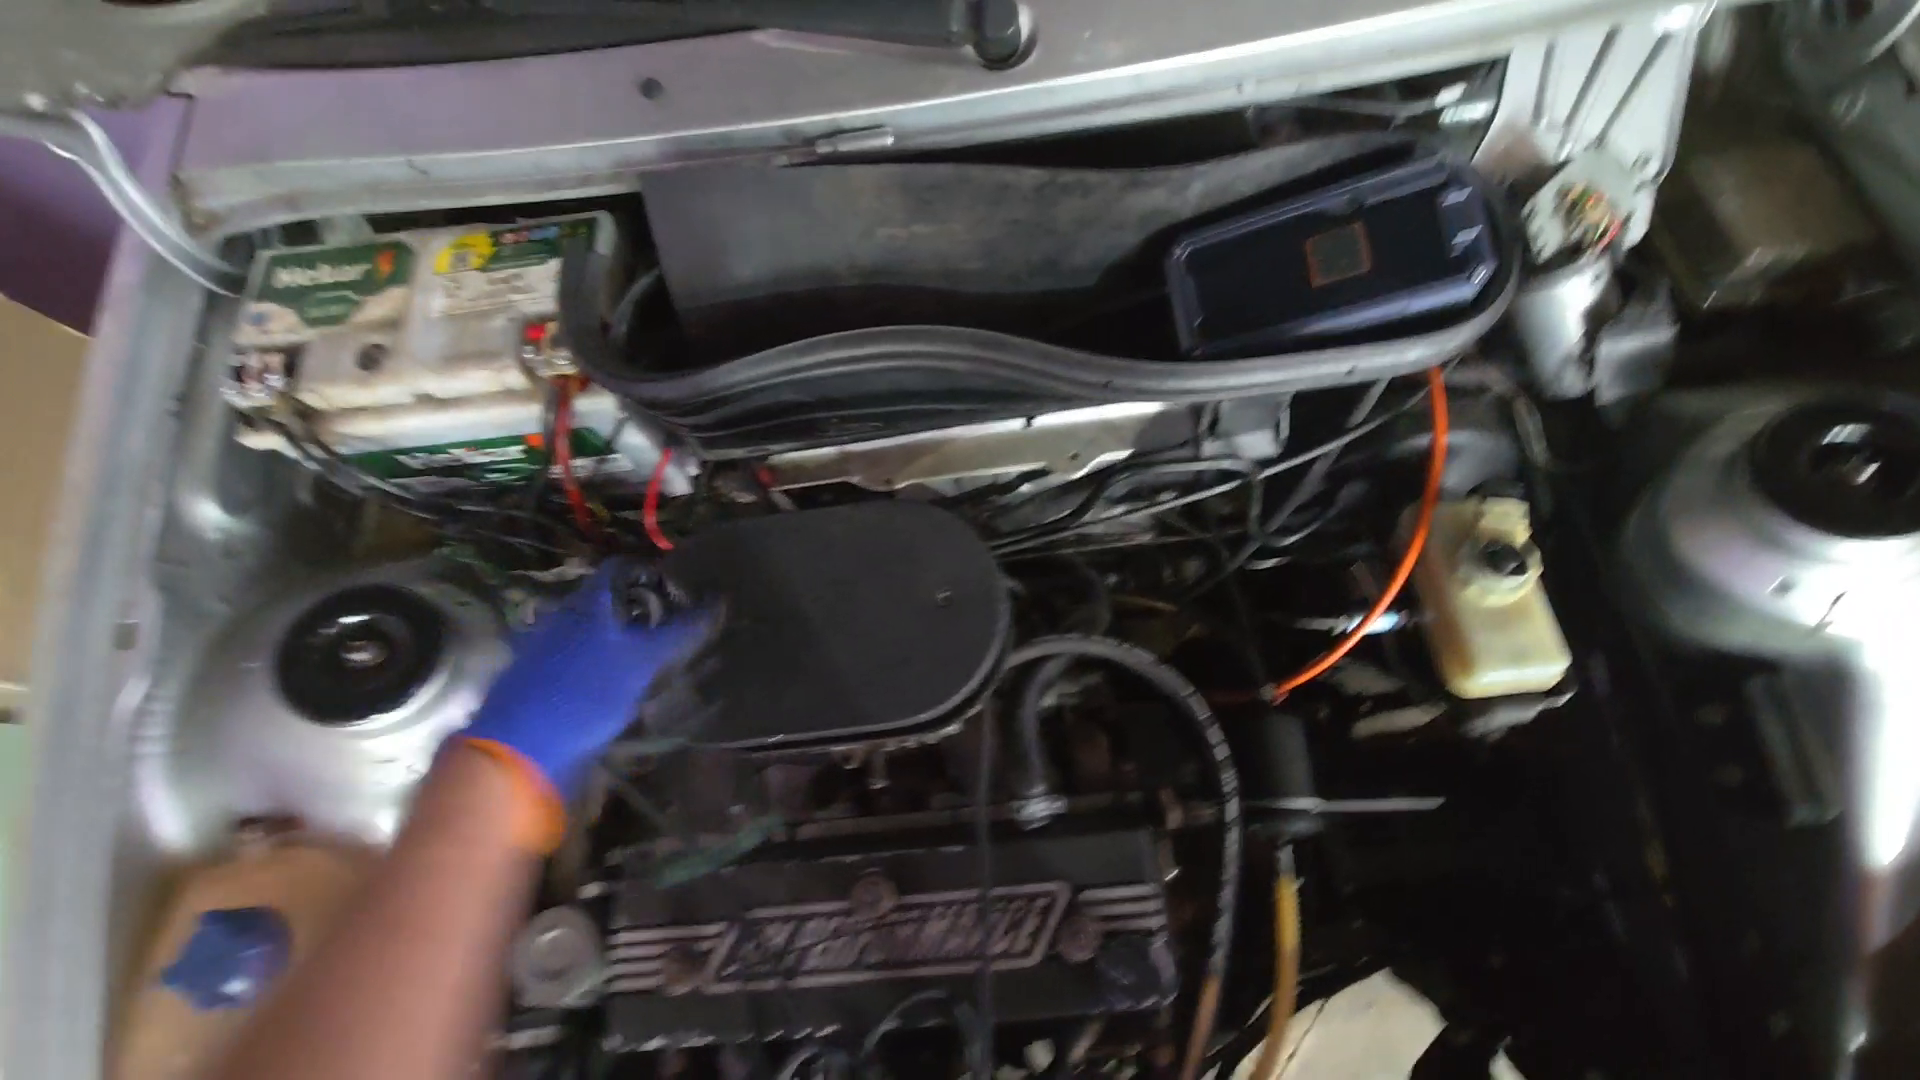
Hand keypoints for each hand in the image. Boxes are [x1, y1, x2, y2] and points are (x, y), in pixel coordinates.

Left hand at [462, 559, 712, 794]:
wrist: (522, 746)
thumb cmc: (589, 692)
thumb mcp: (648, 660)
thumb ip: (685, 630)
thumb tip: (722, 600)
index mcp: (588, 601)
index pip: (621, 566)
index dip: (652, 572)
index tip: (679, 589)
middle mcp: (563, 615)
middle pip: (607, 599)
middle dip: (640, 608)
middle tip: (672, 625)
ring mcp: (545, 646)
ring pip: (593, 630)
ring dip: (621, 638)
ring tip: (652, 659)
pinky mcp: (537, 678)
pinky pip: (578, 658)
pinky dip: (602, 663)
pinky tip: (618, 686)